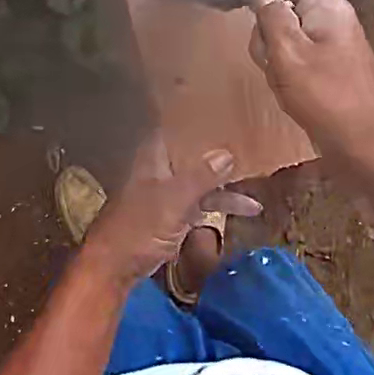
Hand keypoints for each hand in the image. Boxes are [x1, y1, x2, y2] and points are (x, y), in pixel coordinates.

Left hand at [78, 132, 261, 284]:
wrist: (117, 263)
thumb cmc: (139, 225)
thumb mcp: (174, 200)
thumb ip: (200, 177)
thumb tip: (226, 152)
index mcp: (152, 159)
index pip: (172, 130)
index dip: (191, 121)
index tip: (217, 111)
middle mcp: (159, 171)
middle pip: (189, 155)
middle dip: (214, 152)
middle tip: (247, 144)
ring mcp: (166, 194)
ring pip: (198, 181)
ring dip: (223, 184)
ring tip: (256, 187)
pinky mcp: (172, 215)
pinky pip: (200, 202)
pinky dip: (218, 204)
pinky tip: (245, 209)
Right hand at [248, 0, 373, 163]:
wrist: (365, 145)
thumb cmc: (325, 96)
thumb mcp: (288, 51)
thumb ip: (271, 16)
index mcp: (328, 7)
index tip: (255, 14)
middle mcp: (332, 18)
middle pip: (284, 3)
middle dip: (266, 27)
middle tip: (271, 54)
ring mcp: (331, 42)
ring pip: (284, 30)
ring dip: (272, 51)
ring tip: (280, 75)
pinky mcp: (328, 64)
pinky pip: (294, 53)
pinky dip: (283, 66)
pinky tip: (288, 86)